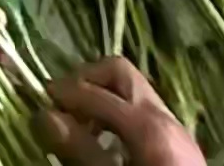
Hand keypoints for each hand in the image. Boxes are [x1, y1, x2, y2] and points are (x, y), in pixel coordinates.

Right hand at [39, 57, 205, 165]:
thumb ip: (81, 151)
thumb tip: (43, 115)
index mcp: (149, 126)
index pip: (94, 91)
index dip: (63, 93)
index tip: (40, 102)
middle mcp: (165, 117)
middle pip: (119, 73)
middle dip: (87, 80)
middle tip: (65, 103)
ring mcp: (178, 131)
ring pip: (133, 90)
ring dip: (103, 96)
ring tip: (83, 127)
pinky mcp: (182, 148)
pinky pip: (144, 112)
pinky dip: (120, 115)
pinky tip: (109, 144)